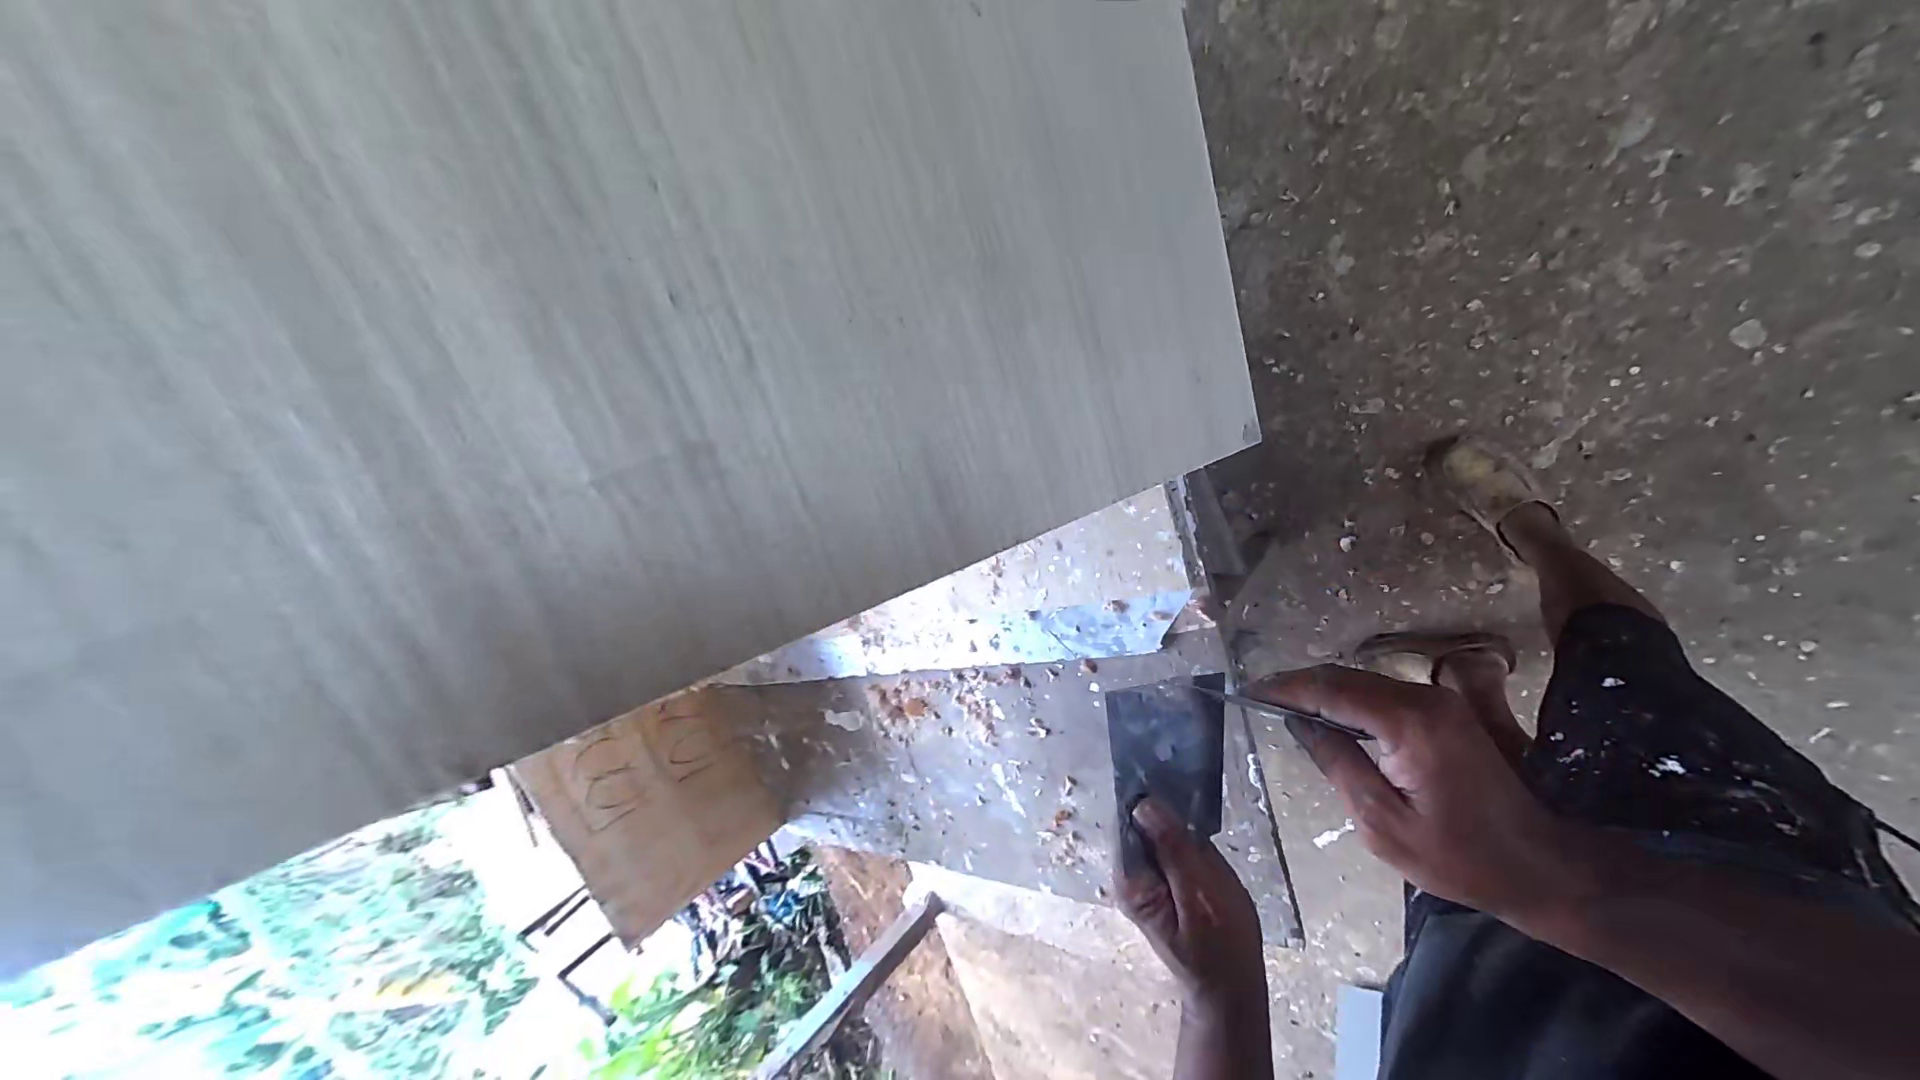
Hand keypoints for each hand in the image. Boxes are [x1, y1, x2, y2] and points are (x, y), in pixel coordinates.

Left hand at [1115, 796, 1266, 1007]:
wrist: (1233, 988)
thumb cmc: (1221, 948)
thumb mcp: (1200, 895)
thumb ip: (1172, 850)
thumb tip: (1143, 804)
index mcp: (1129, 880)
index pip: (1124, 823)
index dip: (1141, 797)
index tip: (1162, 771)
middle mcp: (1129, 874)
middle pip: (1135, 823)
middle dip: (1158, 805)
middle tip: (1182, 779)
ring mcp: (1145, 876)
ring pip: (1152, 831)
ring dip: (1170, 816)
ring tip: (1190, 793)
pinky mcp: (1163, 878)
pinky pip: (1166, 844)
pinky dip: (1180, 832)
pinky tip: (1196, 824)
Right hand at [1252, 665, 1595, 922]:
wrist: (1544, 867)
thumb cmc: (1460, 856)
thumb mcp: (1382, 823)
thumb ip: (1337, 764)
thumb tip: (1300, 724)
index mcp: (1409, 723)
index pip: (1330, 690)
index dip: (1285, 688)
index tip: (1248, 693)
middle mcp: (1425, 699)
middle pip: (1344, 677)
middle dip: (1297, 685)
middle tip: (1258, 699)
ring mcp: (1438, 702)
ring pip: (1361, 681)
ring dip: (1320, 690)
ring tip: (1281, 705)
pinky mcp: (1444, 711)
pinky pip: (1380, 693)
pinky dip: (1345, 698)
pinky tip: (1325, 714)